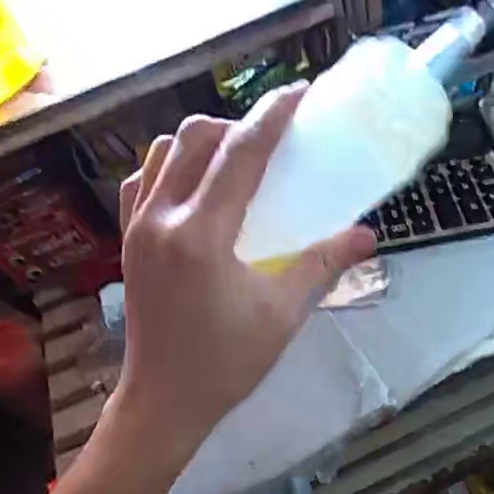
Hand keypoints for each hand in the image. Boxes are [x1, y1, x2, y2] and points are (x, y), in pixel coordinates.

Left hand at [110, 84, 375, 463]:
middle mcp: (162, 218)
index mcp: (202, 234)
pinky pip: (142, 181)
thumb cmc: (227, 362)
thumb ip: (323, 265)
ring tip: (234, 160)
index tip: (297, 94)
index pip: (240, 154)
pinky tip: (195, 185)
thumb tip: (366, 234)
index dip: (272, 116)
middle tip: (270, 141)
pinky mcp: (126, 241)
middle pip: (195, 138)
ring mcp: (137, 227)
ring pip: (162, 152)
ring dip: (201, 142)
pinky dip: (169, 167)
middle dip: (238, 124)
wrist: (163, 400)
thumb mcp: (283, 314)